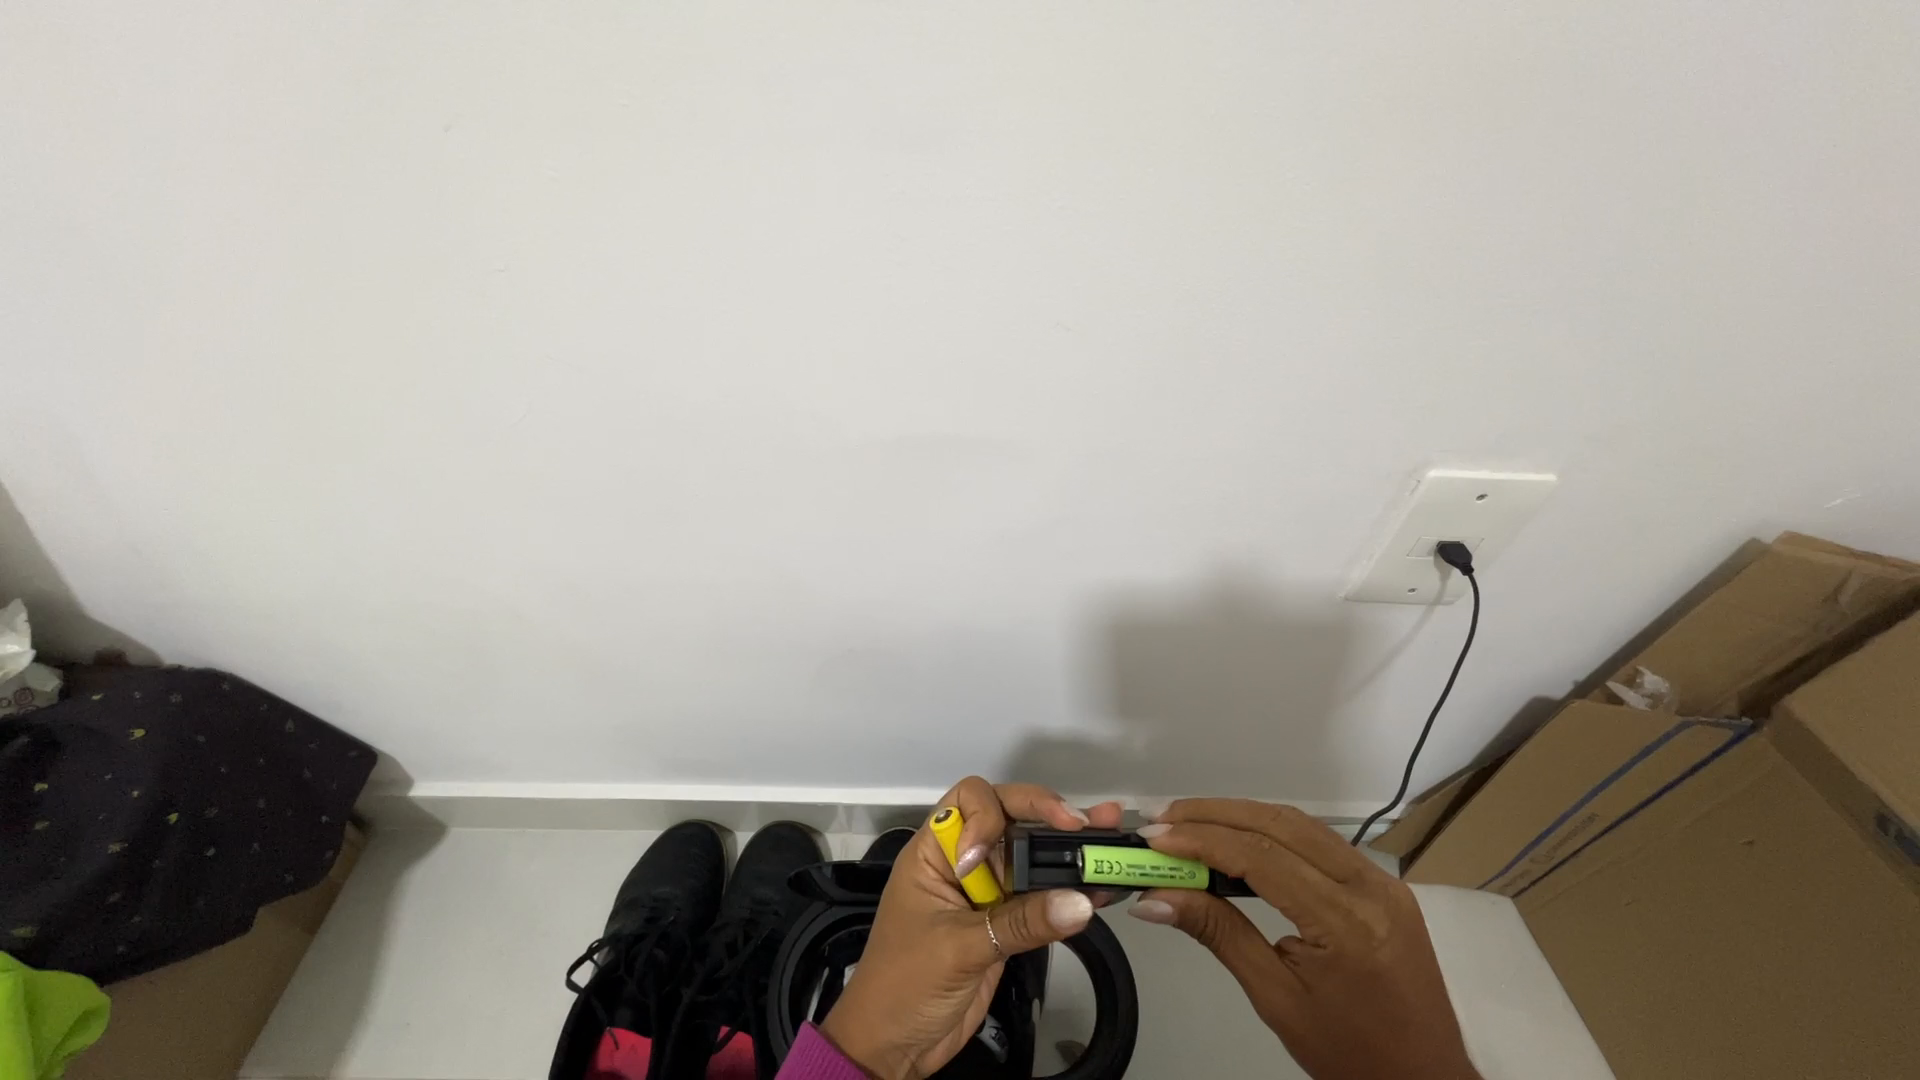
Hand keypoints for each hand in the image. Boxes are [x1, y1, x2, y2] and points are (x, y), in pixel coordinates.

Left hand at [819, 778, 1123, 1079]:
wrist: (894, 1047)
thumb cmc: (904, 984)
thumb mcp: (958, 948)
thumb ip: (1019, 923)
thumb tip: (1079, 902)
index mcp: (934, 852)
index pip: (967, 800)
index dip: (989, 814)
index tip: (997, 855)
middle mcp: (964, 860)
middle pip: (1008, 817)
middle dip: (1046, 813)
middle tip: (1085, 823)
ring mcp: (987, 890)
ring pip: (1030, 854)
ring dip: (1068, 846)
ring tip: (1109, 834)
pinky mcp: (1007, 921)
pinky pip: (1042, 896)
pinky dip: (1071, 889)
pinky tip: (1104, 886)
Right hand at [1127, 800, 1479, 1079]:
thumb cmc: (1348, 1054)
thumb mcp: (1275, 999)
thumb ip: (1218, 934)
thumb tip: (1152, 899)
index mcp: (1346, 923)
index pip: (1261, 857)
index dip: (1201, 840)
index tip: (1153, 838)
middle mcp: (1370, 887)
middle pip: (1280, 824)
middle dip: (1213, 814)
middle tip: (1162, 819)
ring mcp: (1382, 880)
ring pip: (1299, 823)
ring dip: (1239, 814)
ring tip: (1187, 822)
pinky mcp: (1383, 883)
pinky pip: (1318, 840)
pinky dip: (1269, 830)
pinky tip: (1235, 837)